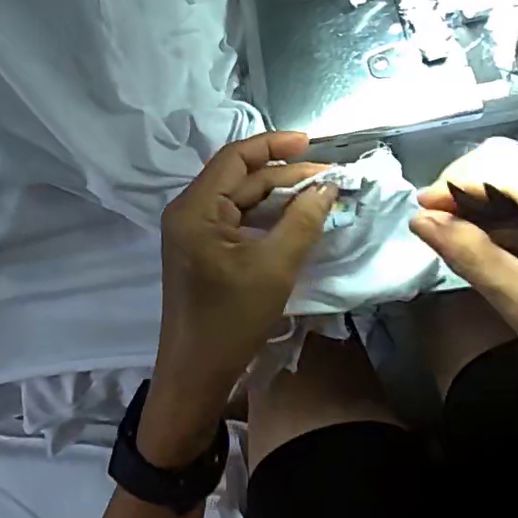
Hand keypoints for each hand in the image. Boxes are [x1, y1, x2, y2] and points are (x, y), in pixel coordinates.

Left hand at [142, 132, 336, 466]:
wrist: (196, 375)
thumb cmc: (231, 320)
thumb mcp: (275, 267)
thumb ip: (303, 220)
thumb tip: (328, 187)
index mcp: (195, 209)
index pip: (235, 158)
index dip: (273, 144)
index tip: (310, 143)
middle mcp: (189, 211)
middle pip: (240, 177)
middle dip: (284, 173)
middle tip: (328, 177)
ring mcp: (194, 231)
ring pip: (241, 197)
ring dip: (278, 193)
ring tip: (319, 192)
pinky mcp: (203, 248)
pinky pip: (238, 217)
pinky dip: (267, 214)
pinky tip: (296, 215)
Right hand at [408, 139, 517, 428]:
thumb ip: (471, 256)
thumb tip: (421, 220)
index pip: (514, 177)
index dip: (460, 186)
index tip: (422, 209)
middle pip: (517, 164)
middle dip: (467, 187)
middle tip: (435, 220)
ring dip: (482, 196)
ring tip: (455, 228)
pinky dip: (503, 207)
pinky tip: (485, 232)